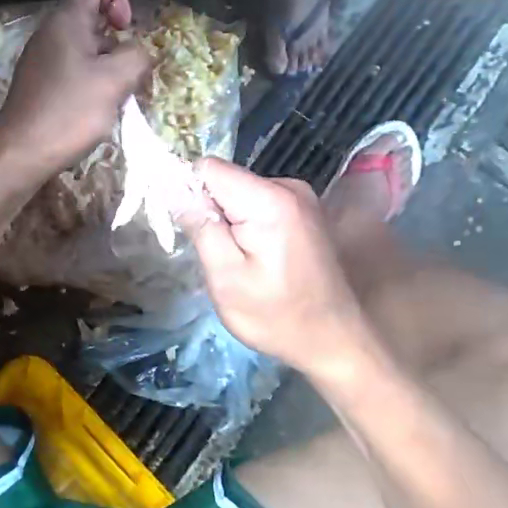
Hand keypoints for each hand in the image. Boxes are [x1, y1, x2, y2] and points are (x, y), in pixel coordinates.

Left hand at [0, 0, 151, 183]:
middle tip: (130, 73)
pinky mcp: (40, 85)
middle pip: (91, 19)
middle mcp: (50, 34)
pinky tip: (96, 111)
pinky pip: (73, 71)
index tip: (127, 31)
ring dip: (108, 66)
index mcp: (66, 22)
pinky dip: (92, 82)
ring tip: (117, 97)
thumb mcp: (115, 81)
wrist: (20, 155)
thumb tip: (139, 52)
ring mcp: (42, 61)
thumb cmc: (70, 112)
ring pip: (85, 49)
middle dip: (118, 40)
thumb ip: (136, 56)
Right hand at [182, 158, 378, 382]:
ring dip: (229, 221)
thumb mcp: (227, 278)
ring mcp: (300, 196)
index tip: (189, 228)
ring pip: (240, 192)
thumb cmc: (276, 316)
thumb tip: (174, 186)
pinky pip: (258, 202)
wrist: (333, 338)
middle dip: (211, 211)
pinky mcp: (303, 209)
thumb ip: (201, 227)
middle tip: (219, 256)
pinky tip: (258, 257)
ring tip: (241, 261)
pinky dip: (247, 224)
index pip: (209, 168)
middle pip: (226, 179)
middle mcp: (288, 186)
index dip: (189, 192)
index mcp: (270, 199)